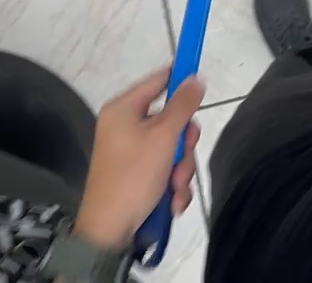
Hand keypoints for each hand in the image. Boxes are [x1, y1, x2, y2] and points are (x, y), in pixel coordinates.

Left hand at [73, 68, 205, 247]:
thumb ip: (183, 105)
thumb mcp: (163, 137)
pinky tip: (172, 201)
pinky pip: (165, 168)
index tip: (203, 87)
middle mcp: (126, 126)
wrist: (109, 233)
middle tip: (183, 156)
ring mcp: (131, 152)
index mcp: (123, 109)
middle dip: (183, 144)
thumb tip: (196, 77)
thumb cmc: (133, 176)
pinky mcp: (137, 175)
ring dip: (181, 169)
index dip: (182, 79)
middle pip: (171, 119)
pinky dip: (172, 184)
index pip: (159, 80)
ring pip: (172, 147)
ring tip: (175, 188)